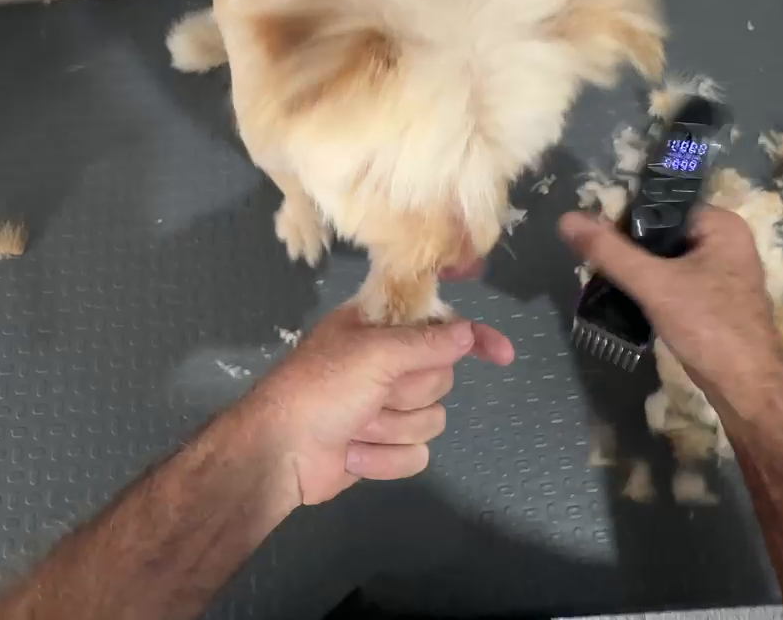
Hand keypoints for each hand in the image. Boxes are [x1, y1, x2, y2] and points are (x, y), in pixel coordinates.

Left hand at [231, 305, 513, 507]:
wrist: (280, 452)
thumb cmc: (321, 388)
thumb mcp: (372, 353)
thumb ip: (424, 342)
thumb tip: (467, 333)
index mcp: (379, 327)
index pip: (439, 322)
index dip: (470, 336)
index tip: (501, 353)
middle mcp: (387, 362)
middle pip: (441, 376)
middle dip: (409, 391)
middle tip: (373, 393)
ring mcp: (386, 406)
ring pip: (432, 419)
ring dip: (391, 428)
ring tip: (355, 425)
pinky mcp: (384, 446)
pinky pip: (416, 453)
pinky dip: (384, 458)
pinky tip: (352, 453)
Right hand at [558, 206, 782, 397]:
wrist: (747, 390)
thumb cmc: (709, 327)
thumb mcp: (653, 284)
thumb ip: (608, 251)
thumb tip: (566, 219)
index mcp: (721, 224)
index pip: (658, 205)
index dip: (622, 216)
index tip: (593, 235)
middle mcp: (723, 240)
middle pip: (657, 229)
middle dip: (624, 244)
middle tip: (593, 257)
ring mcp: (717, 269)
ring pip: (660, 255)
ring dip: (632, 265)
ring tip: (601, 274)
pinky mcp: (708, 295)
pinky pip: (667, 276)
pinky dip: (645, 283)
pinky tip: (621, 293)